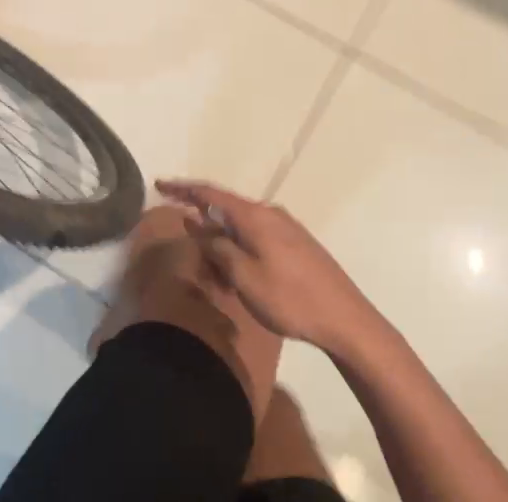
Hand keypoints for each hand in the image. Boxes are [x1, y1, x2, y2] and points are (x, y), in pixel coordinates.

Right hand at [157, 179, 382, 354]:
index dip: (183, 189)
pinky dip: (240, 248)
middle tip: (187, 244)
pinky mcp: (298, 245)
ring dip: (223, 242)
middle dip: (203, 223)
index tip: (160, 185)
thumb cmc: (290, 299)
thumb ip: (216, 246)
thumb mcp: (243, 276)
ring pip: (243, 227)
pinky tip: (240, 273)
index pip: (210, 193)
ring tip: (216, 272)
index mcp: (255, 216)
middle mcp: (271, 214)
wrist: (348, 322)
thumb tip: (195, 222)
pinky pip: (258, 237)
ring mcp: (288, 229)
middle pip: (226, 209)